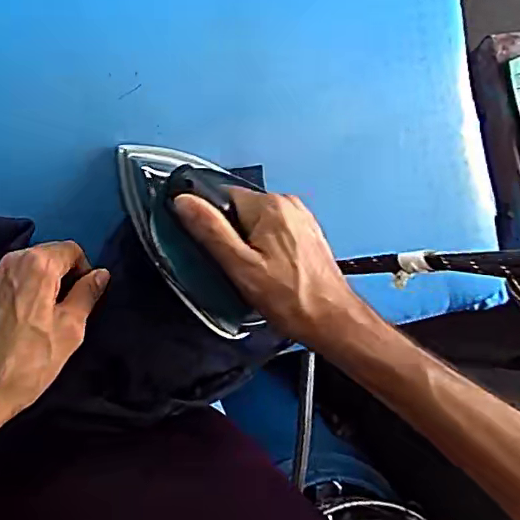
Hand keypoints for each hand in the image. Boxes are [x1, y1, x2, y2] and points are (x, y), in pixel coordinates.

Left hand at [0, 241, 108, 447]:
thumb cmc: (29, 361)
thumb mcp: (70, 330)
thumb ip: (87, 294)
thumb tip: (101, 274)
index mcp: (37, 264)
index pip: (71, 249)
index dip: (84, 270)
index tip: (85, 296)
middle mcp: (12, 260)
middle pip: (48, 255)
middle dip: (62, 276)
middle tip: (67, 311)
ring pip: (28, 267)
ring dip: (41, 283)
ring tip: (43, 318)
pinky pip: (10, 280)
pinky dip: (21, 291)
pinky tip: (21, 320)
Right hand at [172, 189, 367, 348]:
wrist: (335, 322)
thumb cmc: (292, 300)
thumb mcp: (240, 266)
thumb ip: (210, 230)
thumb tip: (184, 201)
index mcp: (269, 205)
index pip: (222, 196)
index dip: (213, 222)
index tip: (218, 247)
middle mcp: (287, 204)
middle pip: (239, 209)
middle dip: (233, 236)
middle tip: (240, 266)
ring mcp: (300, 218)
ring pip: (256, 221)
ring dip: (250, 243)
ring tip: (258, 272)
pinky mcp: (306, 233)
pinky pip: (273, 231)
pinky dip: (267, 248)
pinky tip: (273, 273)